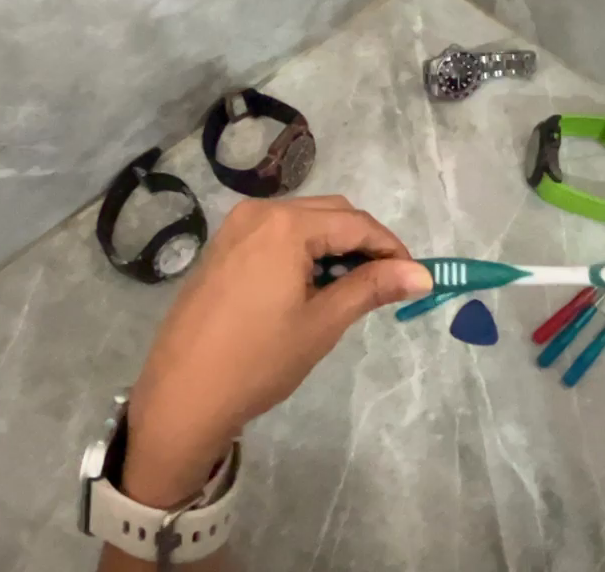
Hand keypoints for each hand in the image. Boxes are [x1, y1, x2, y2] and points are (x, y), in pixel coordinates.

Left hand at [121, 196, 432, 506]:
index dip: (390, 248)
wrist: (182, 393)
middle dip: (363, 242)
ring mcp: (237, 225)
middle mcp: (261, 211)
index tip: (414, 278)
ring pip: (303, 220)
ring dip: (333, 244)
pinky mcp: (224, 244)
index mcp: (287, 224)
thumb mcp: (323, 322)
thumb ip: (372, 287)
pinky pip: (277, 232)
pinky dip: (303, 248)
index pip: (356, 223)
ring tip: (350, 287)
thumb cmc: (259, 359)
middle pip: (330, 212)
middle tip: (385, 283)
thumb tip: (422, 274)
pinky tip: (311, 283)